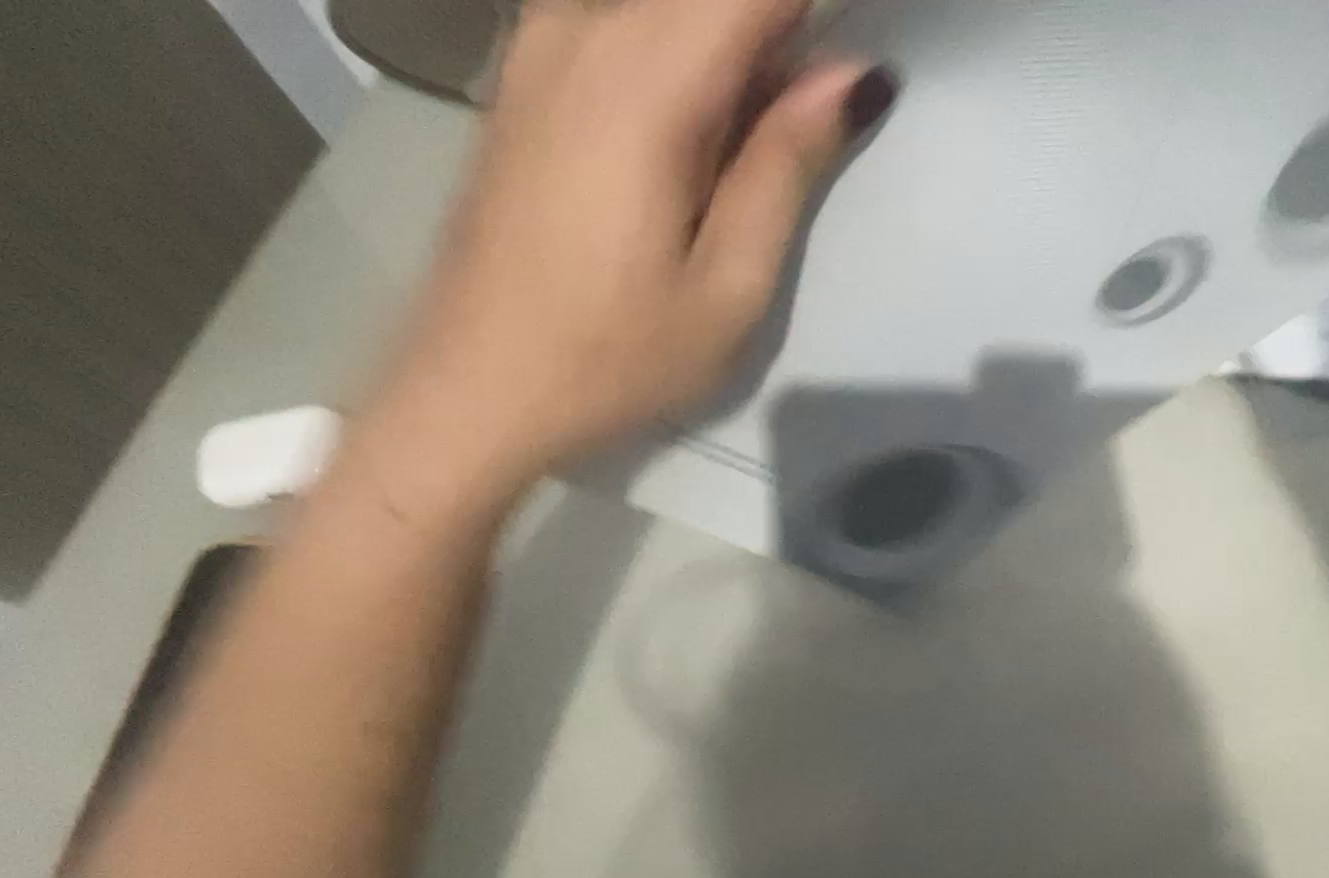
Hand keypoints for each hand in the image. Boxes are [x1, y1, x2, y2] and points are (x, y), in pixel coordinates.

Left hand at [378, 0, 896, 492]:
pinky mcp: (525, 77)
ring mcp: (541, 47)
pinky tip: (694, 144)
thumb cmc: (613, 358)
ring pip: (670, 10)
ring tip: (748, 155)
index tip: (848, 71)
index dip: (818, 13)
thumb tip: (853, 76)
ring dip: (734, 56)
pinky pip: (626, 27)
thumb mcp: (728, 286)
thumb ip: (786, 164)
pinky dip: (685, 63)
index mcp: (646, 84)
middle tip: (809, 128)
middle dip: (781, 37)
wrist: (474, 389)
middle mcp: (583, 30)